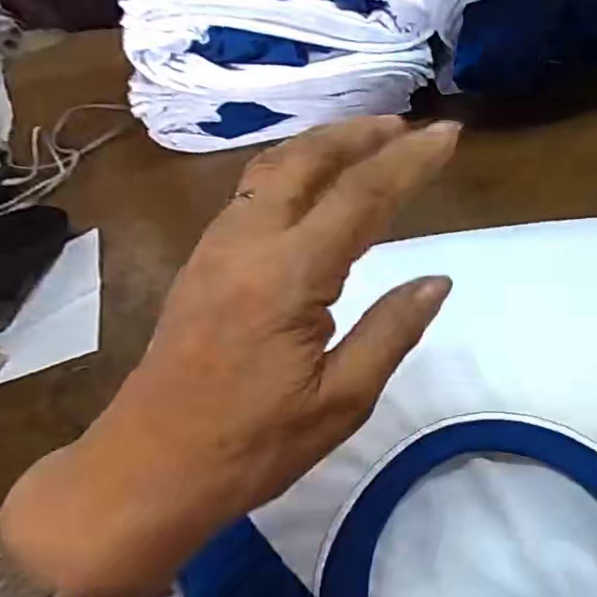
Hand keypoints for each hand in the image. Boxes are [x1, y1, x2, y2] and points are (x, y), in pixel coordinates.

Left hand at [0, 116, 459, 596]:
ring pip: (269, 172)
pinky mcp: (201, 268)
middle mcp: (245, 248)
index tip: (449, 134)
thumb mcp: (343, 399)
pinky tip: (314, 185)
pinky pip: (252, 196)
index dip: (410, 161)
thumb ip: (392, 330)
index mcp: (286, 278)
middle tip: (406, 123)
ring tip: (368, 140)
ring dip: (322, 146)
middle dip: (358, 133)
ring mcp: (214, 253)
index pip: (361, 198)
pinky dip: (293, 171)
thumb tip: (437, 280)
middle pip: (303, 162)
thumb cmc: (253, 445)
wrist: (146, 472)